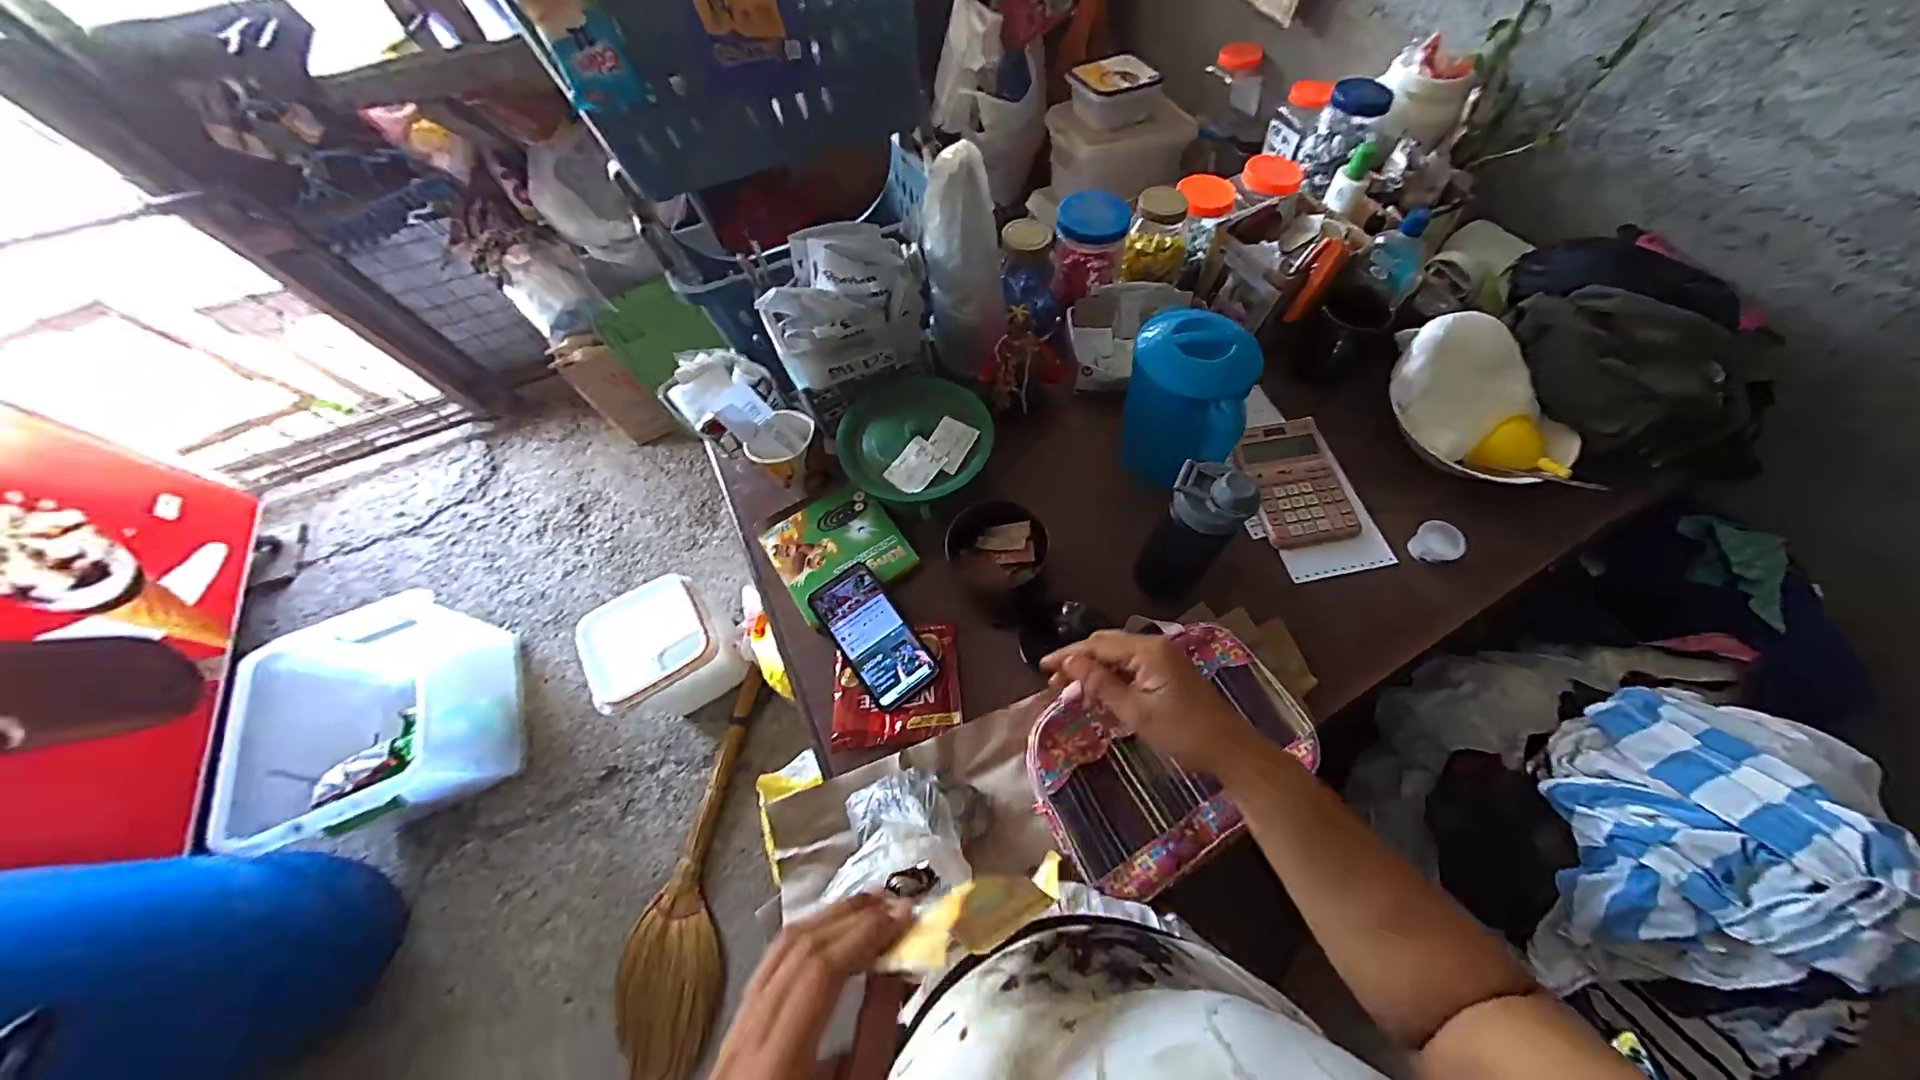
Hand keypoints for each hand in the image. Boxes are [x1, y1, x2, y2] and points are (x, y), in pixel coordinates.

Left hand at [710, 893, 912, 1079]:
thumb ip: (876, 1033)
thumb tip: (896, 965)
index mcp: (776, 1065)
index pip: (820, 972)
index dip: (865, 934)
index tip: (906, 915)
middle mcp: (746, 1036)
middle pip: (798, 949)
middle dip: (851, 916)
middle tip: (895, 901)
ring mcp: (734, 1028)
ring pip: (780, 948)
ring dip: (830, 917)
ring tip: (872, 904)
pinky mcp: (736, 1026)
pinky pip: (772, 963)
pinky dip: (808, 936)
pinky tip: (836, 929)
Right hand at [1041, 630, 1256, 774]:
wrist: (1228, 749)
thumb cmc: (1181, 732)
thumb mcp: (1134, 711)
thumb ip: (1100, 683)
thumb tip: (1070, 662)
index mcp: (1147, 650)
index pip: (1097, 645)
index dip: (1068, 654)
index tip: (1042, 668)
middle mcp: (1154, 646)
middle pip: (1106, 645)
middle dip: (1078, 661)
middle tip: (1054, 682)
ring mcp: (1163, 658)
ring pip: (1117, 657)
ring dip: (1094, 670)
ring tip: (1072, 691)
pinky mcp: (1167, 672)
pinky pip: (1130, 667)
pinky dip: (1111, 678)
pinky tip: (1098, 694)